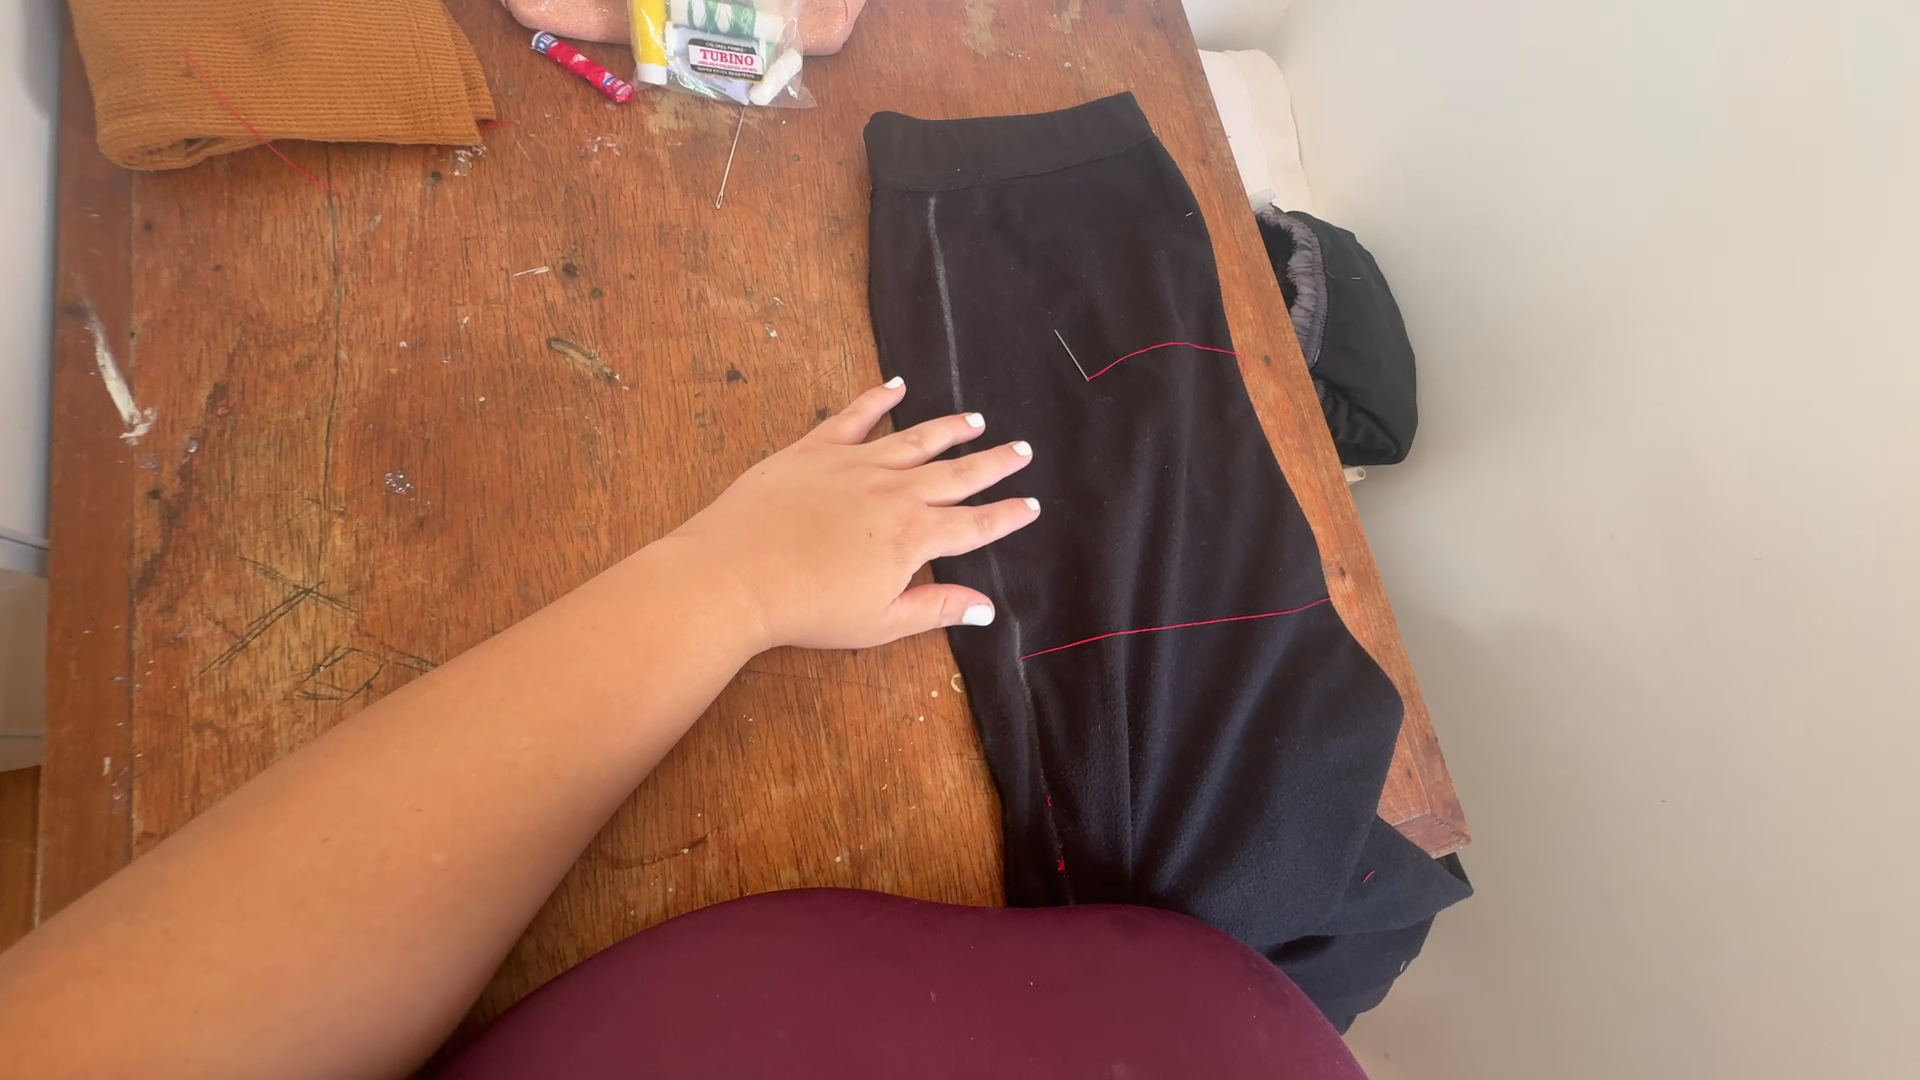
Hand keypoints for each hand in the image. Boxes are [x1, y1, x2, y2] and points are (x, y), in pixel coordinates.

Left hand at [666, 378, 1039, 651]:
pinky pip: (856, 415)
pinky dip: (879, 398)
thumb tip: (987, 608)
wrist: (736, 574)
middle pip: (957, 474)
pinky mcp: (818, 448)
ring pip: (917, 439)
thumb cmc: (809, 608)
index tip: (1032, 505)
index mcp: (914, 537)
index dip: (1007, 516)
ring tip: (977, 419)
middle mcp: (896, 492)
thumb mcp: (882, 621)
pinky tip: (897, 385)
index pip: (975, 525)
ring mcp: (858, 464)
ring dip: (950, 429)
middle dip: (994, 463)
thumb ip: (938, 608)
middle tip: (1022, 450)